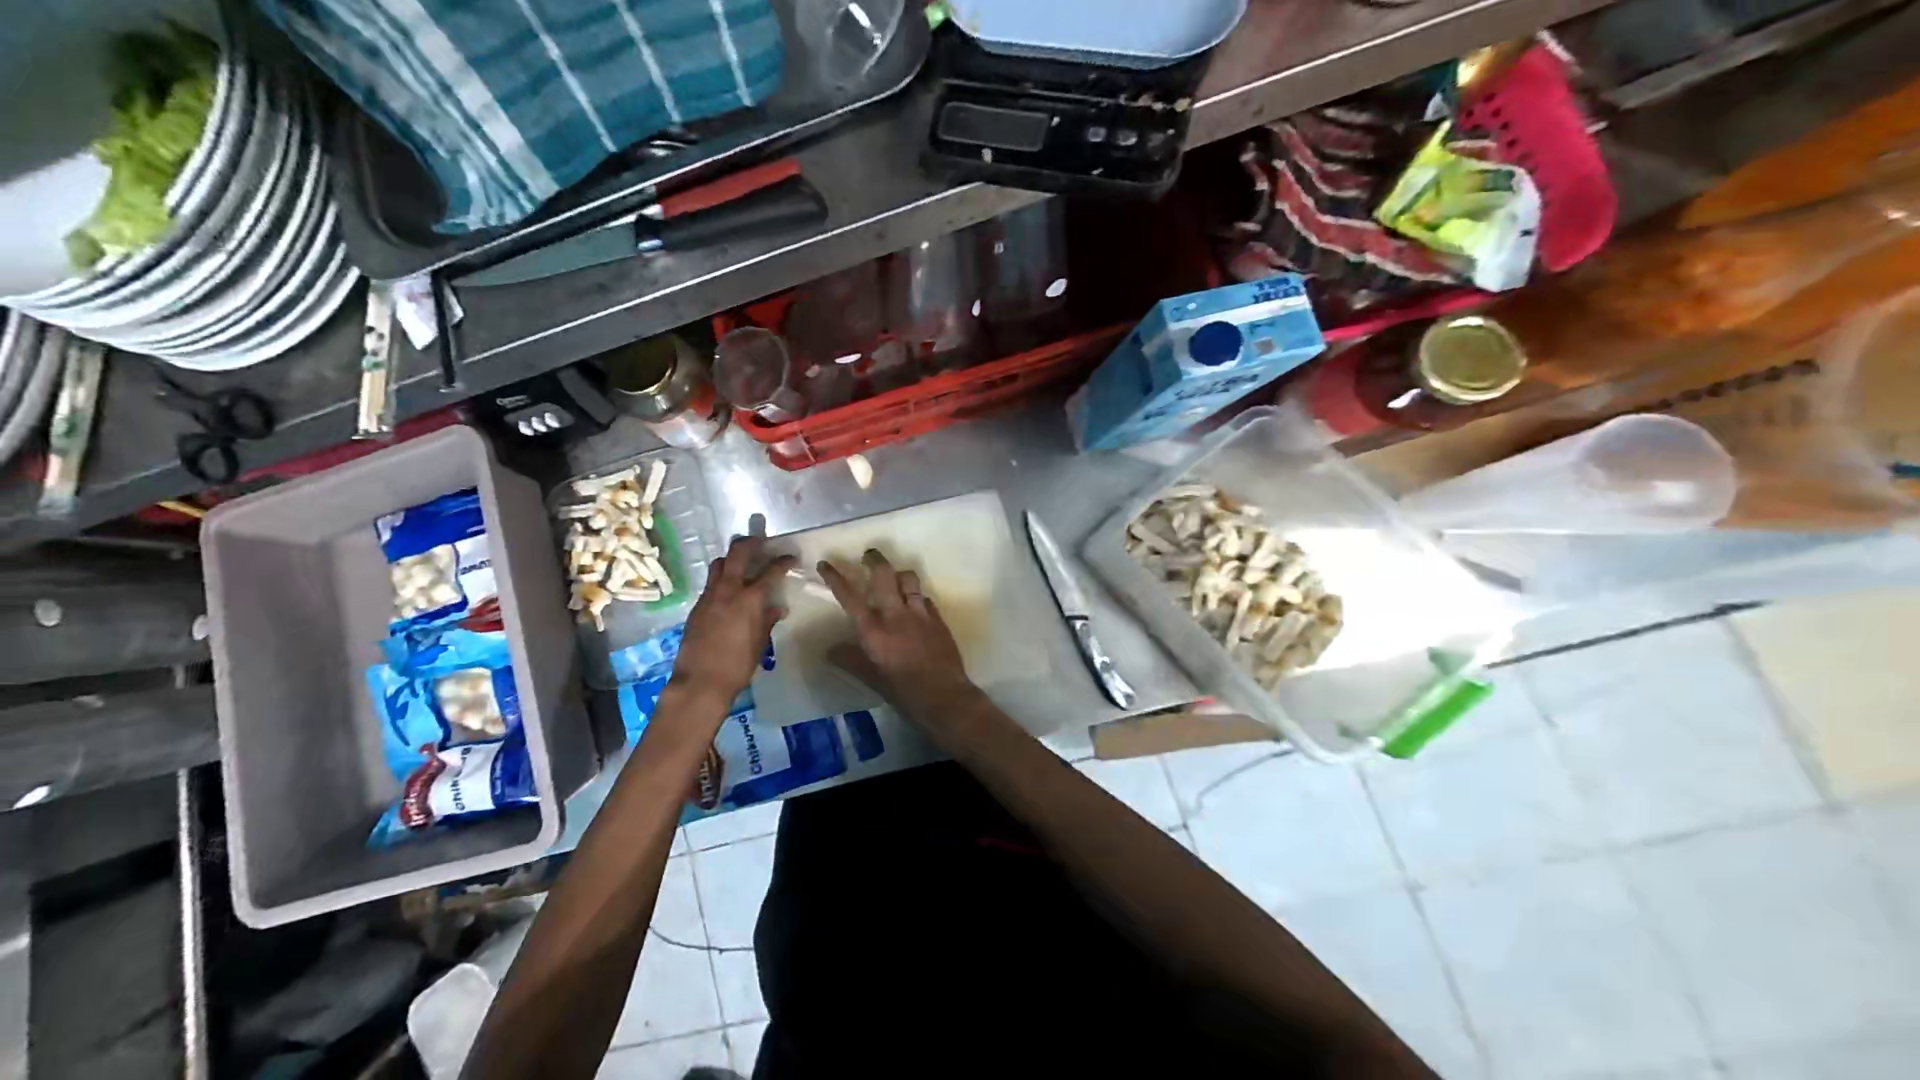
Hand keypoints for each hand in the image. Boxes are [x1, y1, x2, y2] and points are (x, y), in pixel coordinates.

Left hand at [669, 535, 795, 706]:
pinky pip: (710, 584)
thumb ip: (767, 621)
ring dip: (731, 559)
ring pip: (719, 564)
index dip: (783, 562)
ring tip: (742, 564)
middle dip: (750, 542)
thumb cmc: (737, 665)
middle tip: (760, 541)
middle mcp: (728, 591)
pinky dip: (721, 580)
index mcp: (749, 599)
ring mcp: (708, 597)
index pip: (771, 572)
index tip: (791, 558)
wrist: (699, 682)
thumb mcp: (759, 643)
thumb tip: (777, 609)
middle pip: (737, 553)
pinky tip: (729, 592)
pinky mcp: (696, 607)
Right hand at [818, 550, 975, 721]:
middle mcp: (896, 615)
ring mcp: (920, 614)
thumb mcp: (871, 678)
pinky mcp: (938, 619)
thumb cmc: (902, 692)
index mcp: (874, 631)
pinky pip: (925, 598)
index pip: (850, 597)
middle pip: (884, 574)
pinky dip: (917, 596)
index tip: (826, 564)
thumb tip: (830, 650)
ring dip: (899, 574)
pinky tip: (915, 605)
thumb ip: (850, 660)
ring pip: (909, 579)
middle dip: (874, 559)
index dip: (836, 578)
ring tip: (894, 577)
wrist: (943, 696)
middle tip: (868, 555)